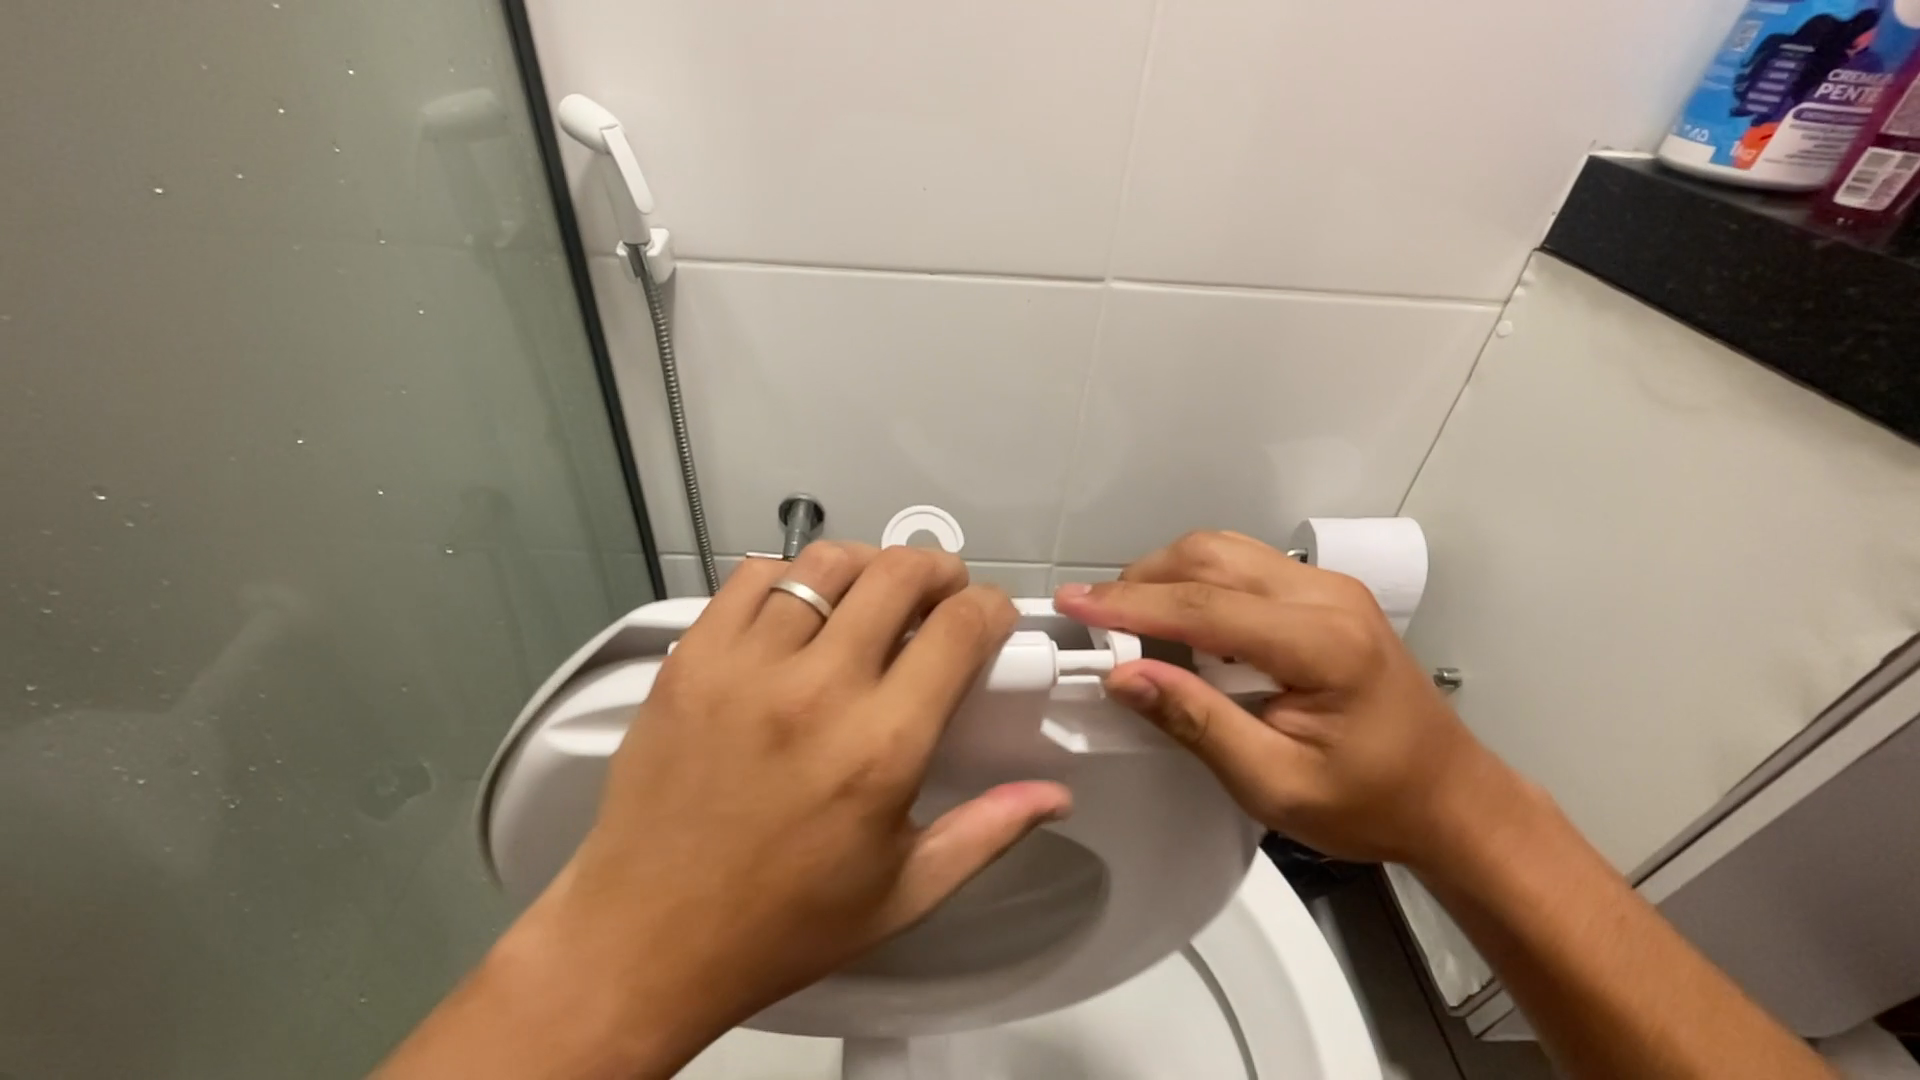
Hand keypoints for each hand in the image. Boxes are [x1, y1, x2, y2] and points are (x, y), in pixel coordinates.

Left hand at [521, 544, 1070, 1069]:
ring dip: (868, 564)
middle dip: (939, 570)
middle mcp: (817, 690)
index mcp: (881, 747)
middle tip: (943, 593)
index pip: (960, 628)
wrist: (646, 938)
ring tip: (876, 591)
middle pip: (898, 574)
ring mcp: (745, 666)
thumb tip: (1054, 793)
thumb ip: (988, 832)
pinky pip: (752, 578)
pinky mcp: (690, 659)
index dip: (991, 607)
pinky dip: (791, 575)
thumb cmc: (783, 923)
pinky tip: (802, 605)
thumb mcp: (904, 892)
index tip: (992, 618)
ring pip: (826, 563)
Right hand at [1052, 530, 1514, 868]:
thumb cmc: (1369, 803)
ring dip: (1166, 574)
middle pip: (1210, 556)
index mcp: (1322, 644)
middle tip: (1095, 619)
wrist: (1449, 797)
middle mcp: (1327, 596)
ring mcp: (1330, 586)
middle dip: (1141, 580)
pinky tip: (1178, 620)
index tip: (1071, 604)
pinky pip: (1243, 564)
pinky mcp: (1324, 592)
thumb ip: (1197, 723)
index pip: (1204, 606)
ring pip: (1223, 549)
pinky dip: (1196, 581)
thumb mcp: (1275, 783)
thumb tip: (1122, 676)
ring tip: (1127, 619)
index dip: (1129, 604)